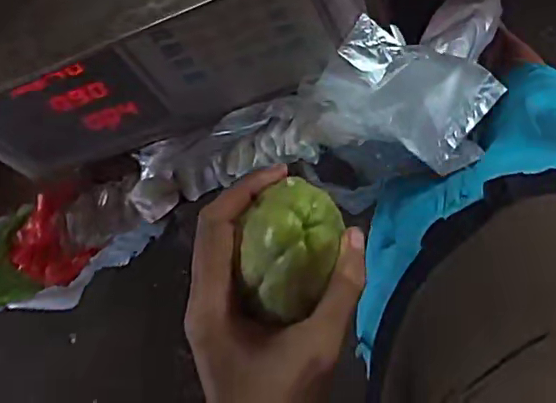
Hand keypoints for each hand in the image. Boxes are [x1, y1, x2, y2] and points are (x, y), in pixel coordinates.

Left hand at [186, 166, 365, 402]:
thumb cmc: (281, 400)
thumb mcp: (317, 347)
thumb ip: (341, 291)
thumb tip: (357, 234)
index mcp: (209, 305)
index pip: (214, 226)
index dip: (245, 190)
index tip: (282, 175)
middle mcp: (199, 301)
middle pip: (213, 229)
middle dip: (248, 196)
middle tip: (288, 183)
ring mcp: (206, 310)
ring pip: (219, 244)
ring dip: (249, 215)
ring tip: (287, 202)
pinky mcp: (218, 318)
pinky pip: (229, 261)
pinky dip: (253, 239)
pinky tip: (285, 240)